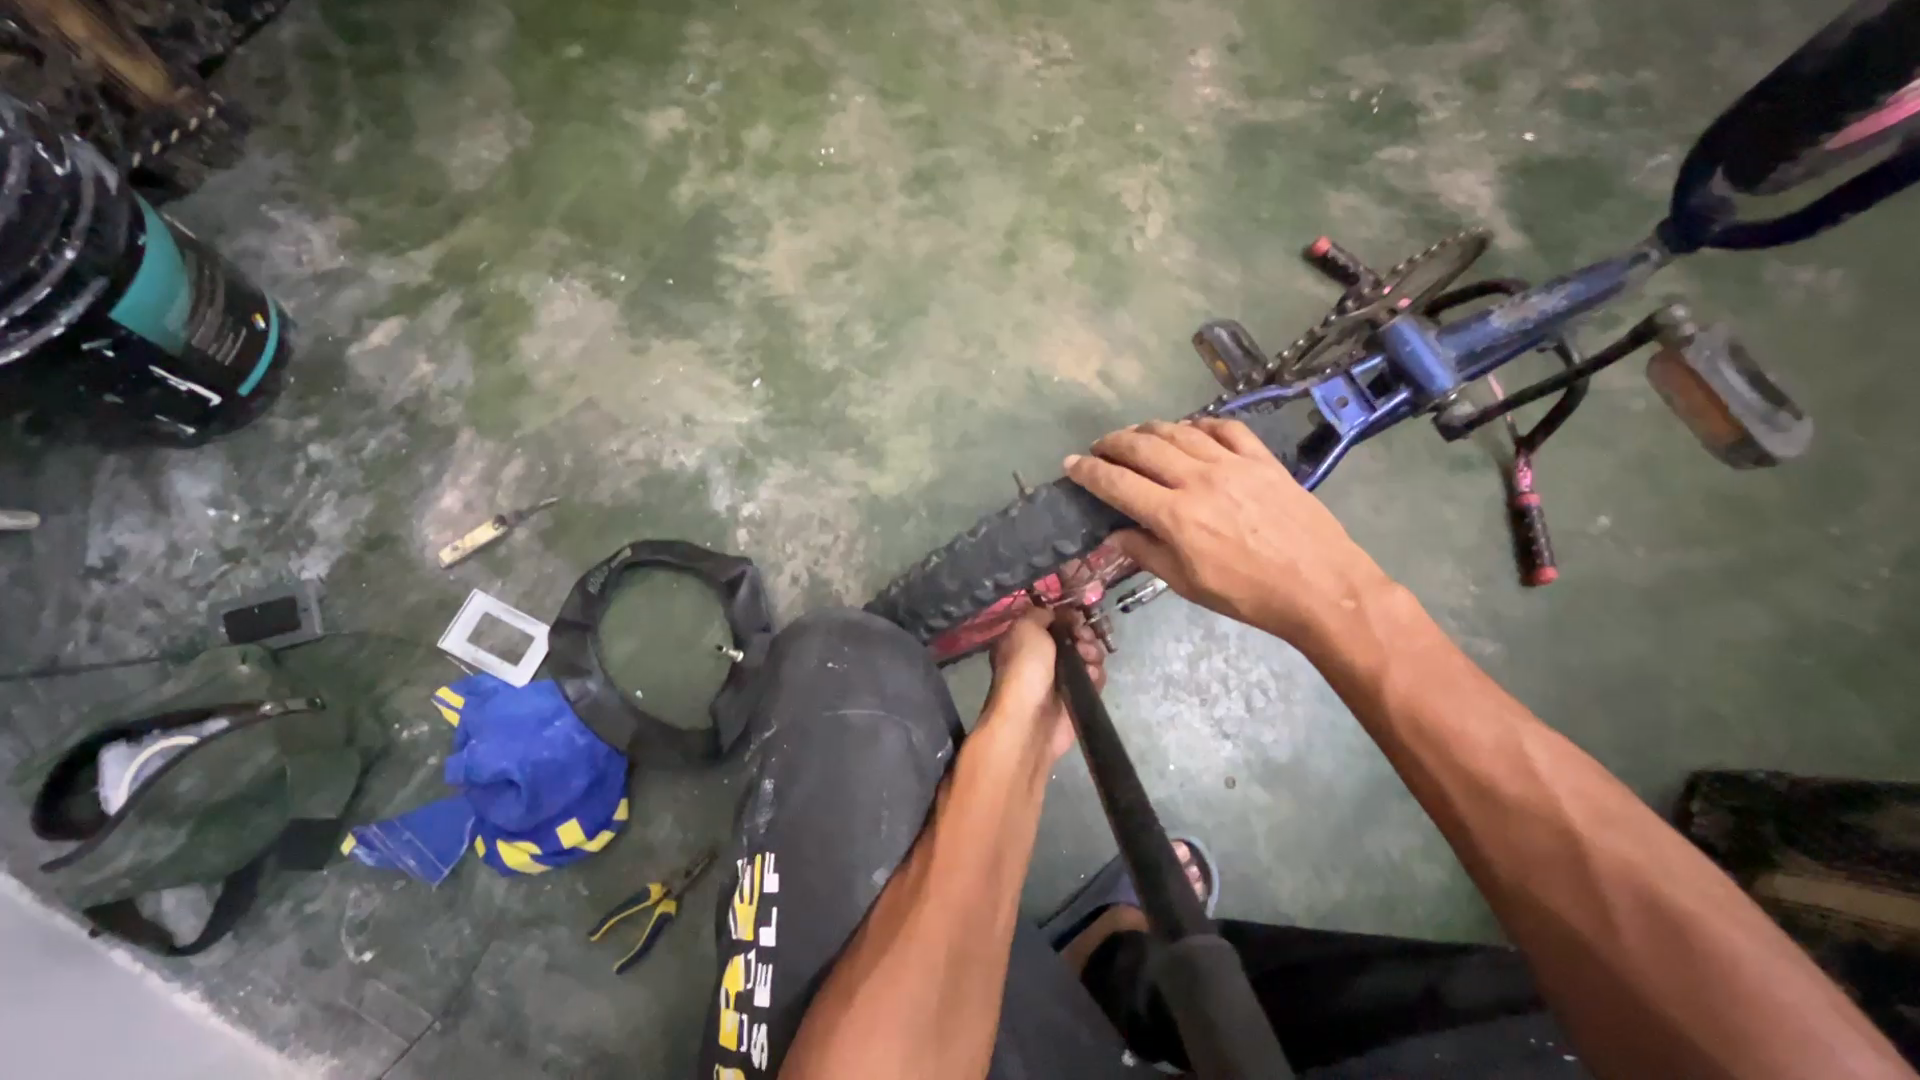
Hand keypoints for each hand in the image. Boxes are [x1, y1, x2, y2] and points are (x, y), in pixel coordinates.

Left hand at [982, 605, 1104, 763]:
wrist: (1030, 718)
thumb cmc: (1024, 668)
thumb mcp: (1025, 628)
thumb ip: (1040, 614)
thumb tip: (1054, 614)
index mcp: (1025, 641)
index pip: (1052, 622)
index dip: (1067, 617)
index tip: (1075, 617)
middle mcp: (1042, 658)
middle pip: (1074, 637)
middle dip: (1084, 634)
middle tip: (1082, 640)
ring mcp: (1060, 678)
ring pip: (1088, 656)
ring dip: (1093, 653)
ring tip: (1087, 659)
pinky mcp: (1077, 696)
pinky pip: (1094, 678)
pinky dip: (1096, 674)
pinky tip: (1090, 677)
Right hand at [1064, 418, 1394, 649]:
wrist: (1320, 586)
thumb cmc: (1248, 595)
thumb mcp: (1188, 584)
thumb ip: (1147, 553)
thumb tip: (1115, 535)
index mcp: (1175, 515)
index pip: (1118, 484)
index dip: (1089, 472)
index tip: (1071, 464)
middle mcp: (1198, 479)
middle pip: (1143, 448)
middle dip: (1112, 443)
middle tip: (1098, 447)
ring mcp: (1233, 464)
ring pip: (1179, 432)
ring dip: (1149, 429)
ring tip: (1135, 435)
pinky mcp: (1262, 460)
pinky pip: (1225, 429)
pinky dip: (1201, 425)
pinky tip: (1191, 430)